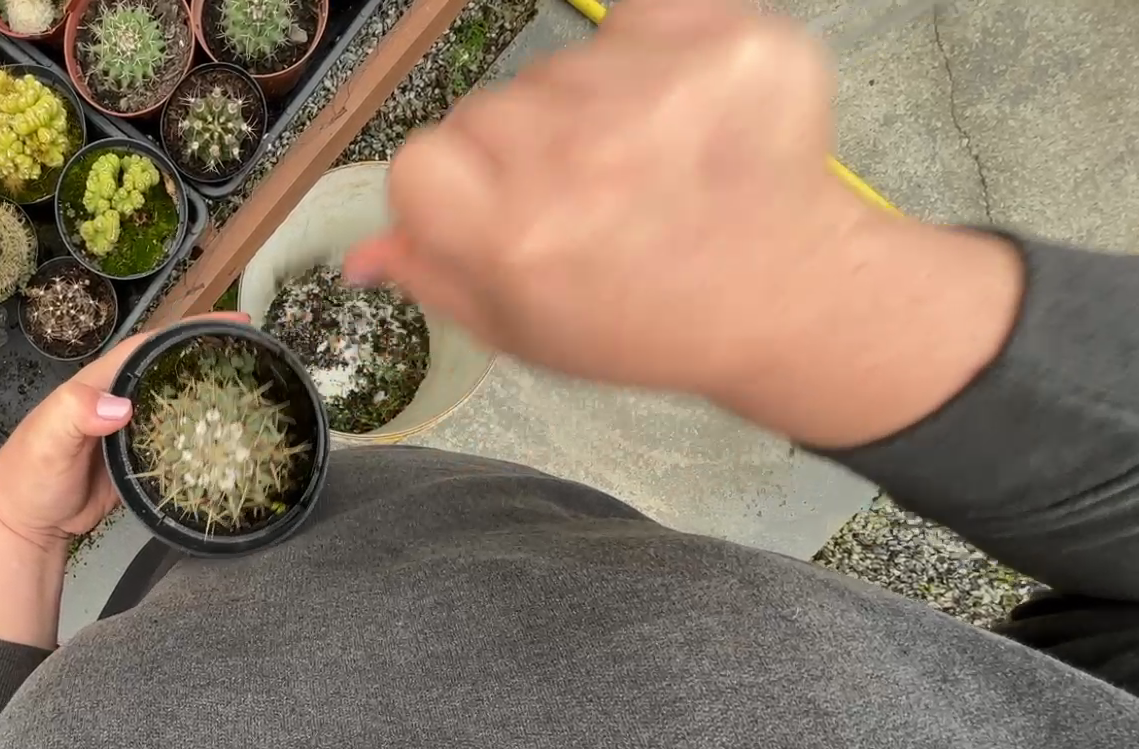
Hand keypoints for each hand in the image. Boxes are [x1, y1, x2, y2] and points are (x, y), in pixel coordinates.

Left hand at [0, 314, 248, 552]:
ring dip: (211, 397)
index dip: (191, 329)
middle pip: (172, 369)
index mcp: (101, 383)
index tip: (232, 322)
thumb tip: (122, 406)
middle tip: (257, 354)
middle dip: (211, 356)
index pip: (152, 344)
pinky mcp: (139, 461)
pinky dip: (201, 439)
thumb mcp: (47, 440)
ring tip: (253, 392)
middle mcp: (120, 400)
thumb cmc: (29, 477)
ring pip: (178, 406)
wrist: (27, 523)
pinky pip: (176, 444)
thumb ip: (76, 415)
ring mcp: (132, 432)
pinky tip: (226, 442)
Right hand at [344, 0, 1021, 447]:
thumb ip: (433, 279)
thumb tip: (359, 253)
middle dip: (505, 154)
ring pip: (549, 67)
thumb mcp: (515, 328)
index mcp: (515, 239)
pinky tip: (665, 115)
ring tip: (626, 163)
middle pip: (478, 112)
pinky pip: (631, 19)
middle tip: (567, 199)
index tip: (480, 211)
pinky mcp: (729, 42)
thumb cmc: (629, 327)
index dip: (441, 190)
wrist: (778, 297)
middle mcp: (574, 161)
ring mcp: (656, 93)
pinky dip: (638, 57)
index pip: (415, 164)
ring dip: (570, 110)